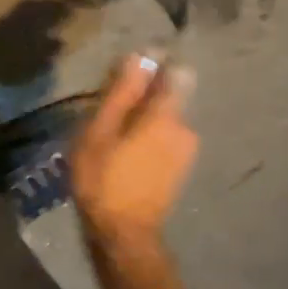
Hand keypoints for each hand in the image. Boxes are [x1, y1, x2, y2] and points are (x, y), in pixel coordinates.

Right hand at [70, 53, 198, 239]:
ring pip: (164, 119)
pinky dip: (147, 138)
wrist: (124, 233)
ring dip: (142, 120)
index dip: (153, 67)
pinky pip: (165, 138)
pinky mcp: (180, 168)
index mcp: (167, 115)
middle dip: (141, 97)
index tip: (126, 74)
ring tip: (111, 136)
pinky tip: (124, 154)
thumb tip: (141, 55)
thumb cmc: (104, 178)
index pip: (175, 72)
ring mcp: (186, 150)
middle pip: (168, 96)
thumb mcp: (100, 130)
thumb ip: (122, 92)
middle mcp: (186, 128)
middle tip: (106, 112)